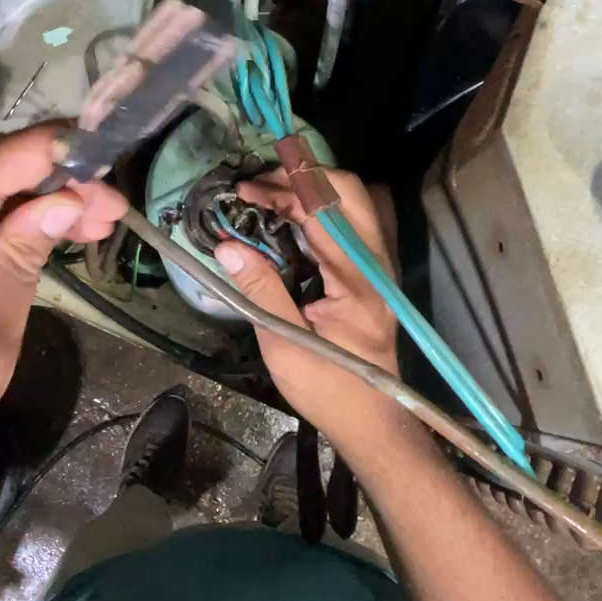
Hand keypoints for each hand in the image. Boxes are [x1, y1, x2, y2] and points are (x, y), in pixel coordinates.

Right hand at [213, 167, 403, 444]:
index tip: (248, 188)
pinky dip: (315, 212)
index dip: (287, 189)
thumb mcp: (285, 343)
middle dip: (300, 180)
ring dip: (308, 192)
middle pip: (348, 193)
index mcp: (359, 278)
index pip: (328, 211)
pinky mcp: (367, 273)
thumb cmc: (330, 387)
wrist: (371, 421)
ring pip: (349, 205)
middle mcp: (375, 263)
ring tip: (265, 196)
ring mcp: (375, 266)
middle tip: (257, 187)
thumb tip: (226, 246)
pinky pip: (345, 225)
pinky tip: (285, 220)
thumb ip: (260, 290)